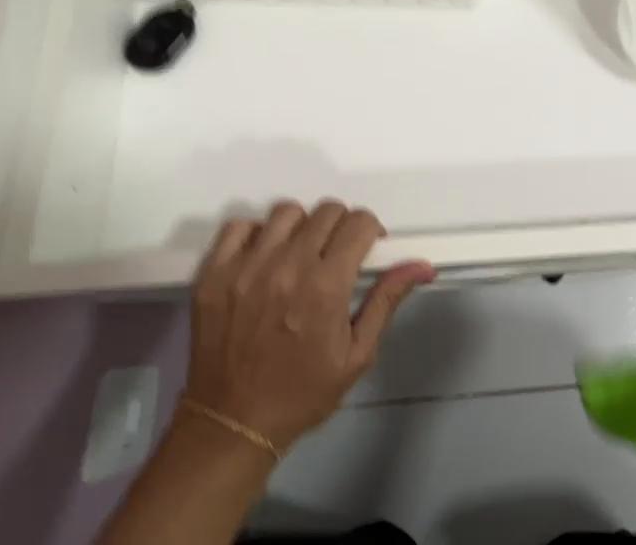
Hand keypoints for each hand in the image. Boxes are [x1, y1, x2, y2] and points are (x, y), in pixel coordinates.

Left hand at [182, 201, 435, 449]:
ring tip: (300, 254)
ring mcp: (245, 268)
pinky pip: (239, 226)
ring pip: (286, 212)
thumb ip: (386, 300)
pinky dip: (256, 234)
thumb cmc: (302, 393)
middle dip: (340, 227)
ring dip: (301, 227)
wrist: (232, 424)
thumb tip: (421, 266)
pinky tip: (264, 258)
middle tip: (336, 255)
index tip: (367, 249)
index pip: (359, 223)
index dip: (370, 231)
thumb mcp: (357, 354)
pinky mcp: (214, 275)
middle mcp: (286, 267)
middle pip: (326, 211)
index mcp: (326, 286)